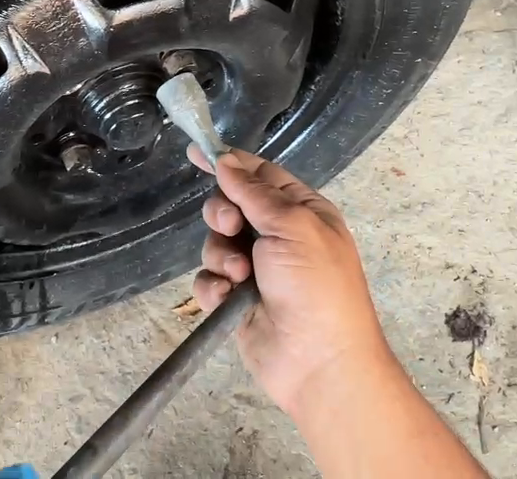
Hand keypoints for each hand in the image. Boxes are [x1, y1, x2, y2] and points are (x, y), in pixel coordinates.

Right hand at [188, 146, 394, 416]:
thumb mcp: (292, 225)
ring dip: (221, 255)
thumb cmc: (316, 285)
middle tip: (230, 227)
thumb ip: (254, 191)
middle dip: (223, 214)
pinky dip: (213, 286)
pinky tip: (225, 297)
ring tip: (239, 275)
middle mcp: (278, 235)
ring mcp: (256, 269)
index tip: (196, 151)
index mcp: (301, 211)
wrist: (320, 363)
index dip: (230, 163)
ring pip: (216, 242)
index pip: (260, 174)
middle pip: (231, 204)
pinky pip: (209, 278)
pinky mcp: (235, 300)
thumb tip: (226, 159)